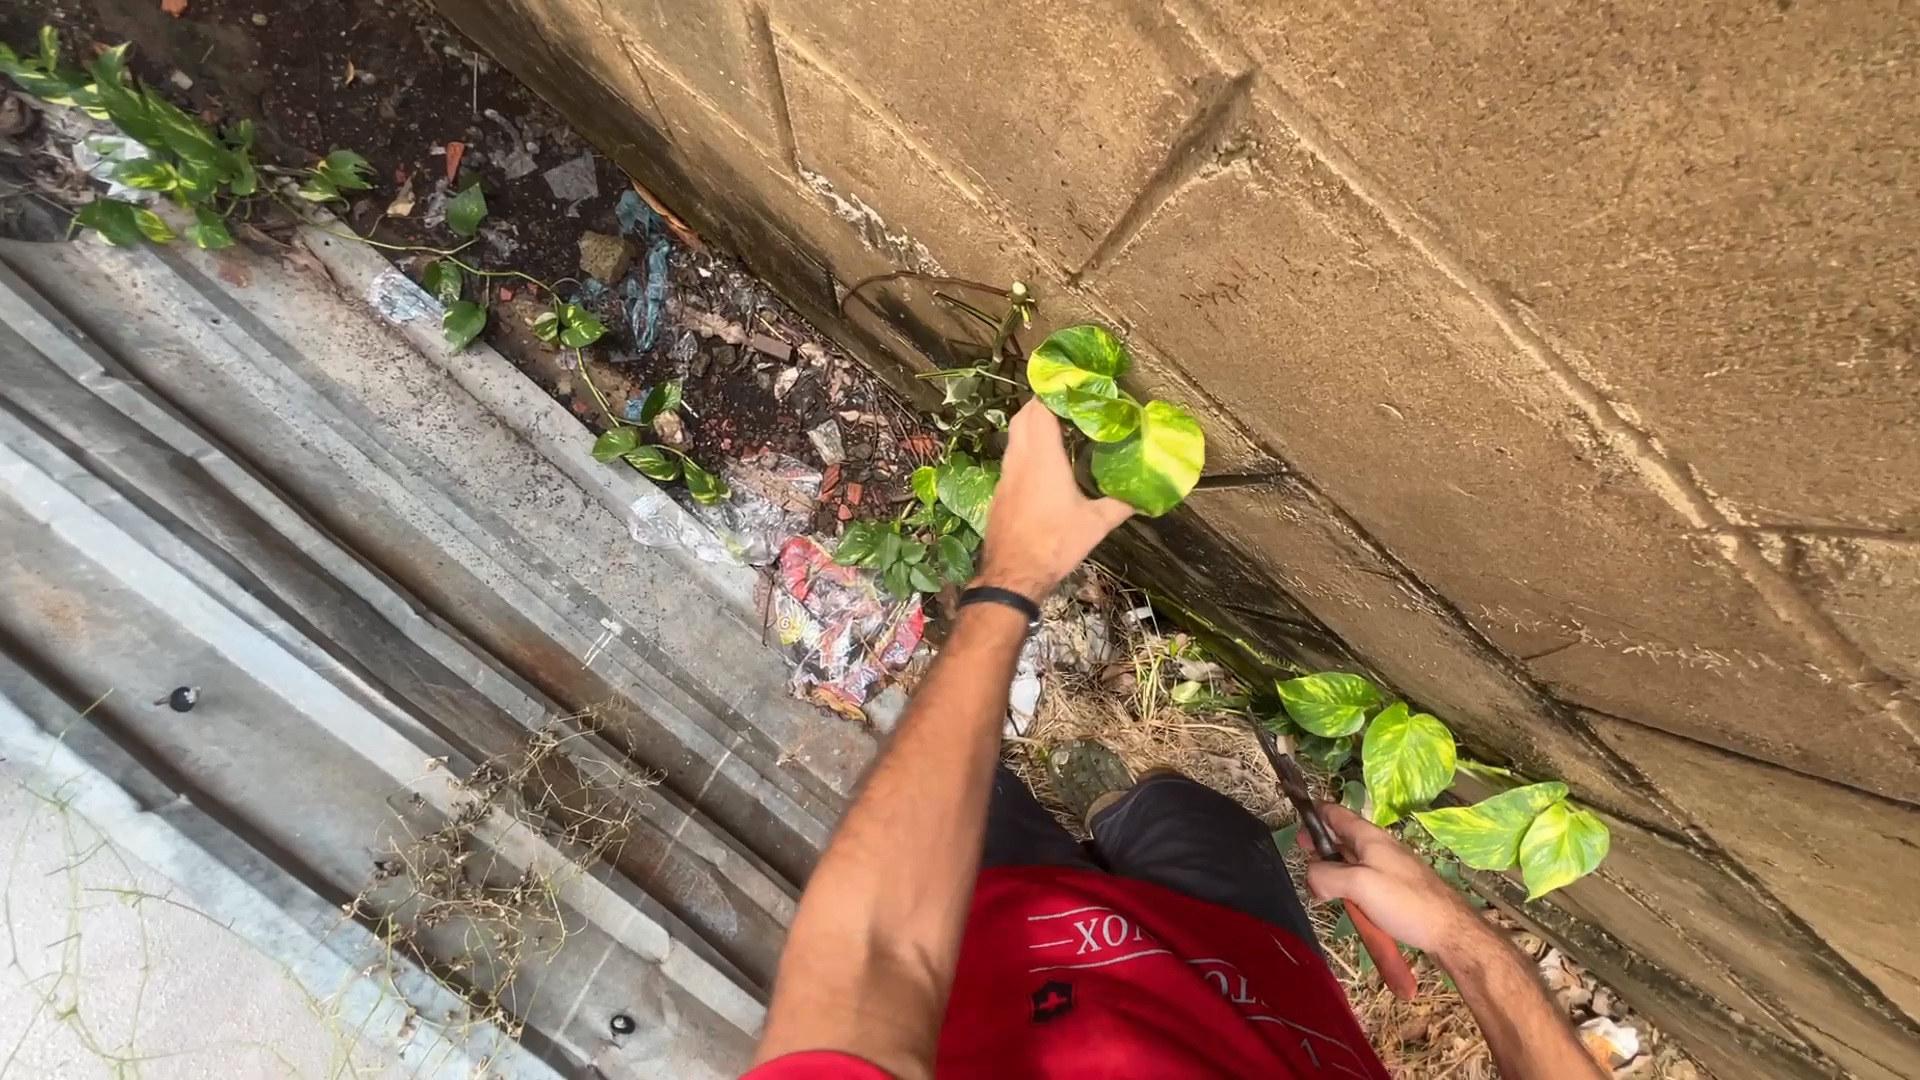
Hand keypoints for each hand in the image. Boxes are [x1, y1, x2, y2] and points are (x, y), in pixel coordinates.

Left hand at [973, 398, 1133, 600]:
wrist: (1012, 575)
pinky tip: (1044, 466)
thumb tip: (1146, 494)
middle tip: (1068, 405)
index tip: (1072, 387)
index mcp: (1042, 458)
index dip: (1053, 392)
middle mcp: (1019, 461)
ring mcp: (1005, 477)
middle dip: (1042, 404)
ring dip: (1032, 428)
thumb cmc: (1054, 545)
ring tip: (1059, 431)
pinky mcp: (999, 494)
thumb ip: (1121, 504)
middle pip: (1023, 417)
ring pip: (1015, 438)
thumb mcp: (1096, 524)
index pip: (1040, 408)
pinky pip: (1012, 460)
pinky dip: (1026, 451)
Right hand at [1296, 803, 1490, 959]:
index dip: (1311, 815)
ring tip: (1326, 887)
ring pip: (1352, 859)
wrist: (1453, 934)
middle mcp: (1378, 845)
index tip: (1297, 832)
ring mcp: (1390, 866)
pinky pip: (1366, 878)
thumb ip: (1324, 875)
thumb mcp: (1356, 885)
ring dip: (1335, 869)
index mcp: (1368, 835)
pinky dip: (1351, 885)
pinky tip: (1352, 903)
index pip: (1332, 811)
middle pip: (1340, 835)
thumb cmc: (1404, 901)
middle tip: (1308, 861)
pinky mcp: (1398, 888)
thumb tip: (1311, 878)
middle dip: (1320, 845)